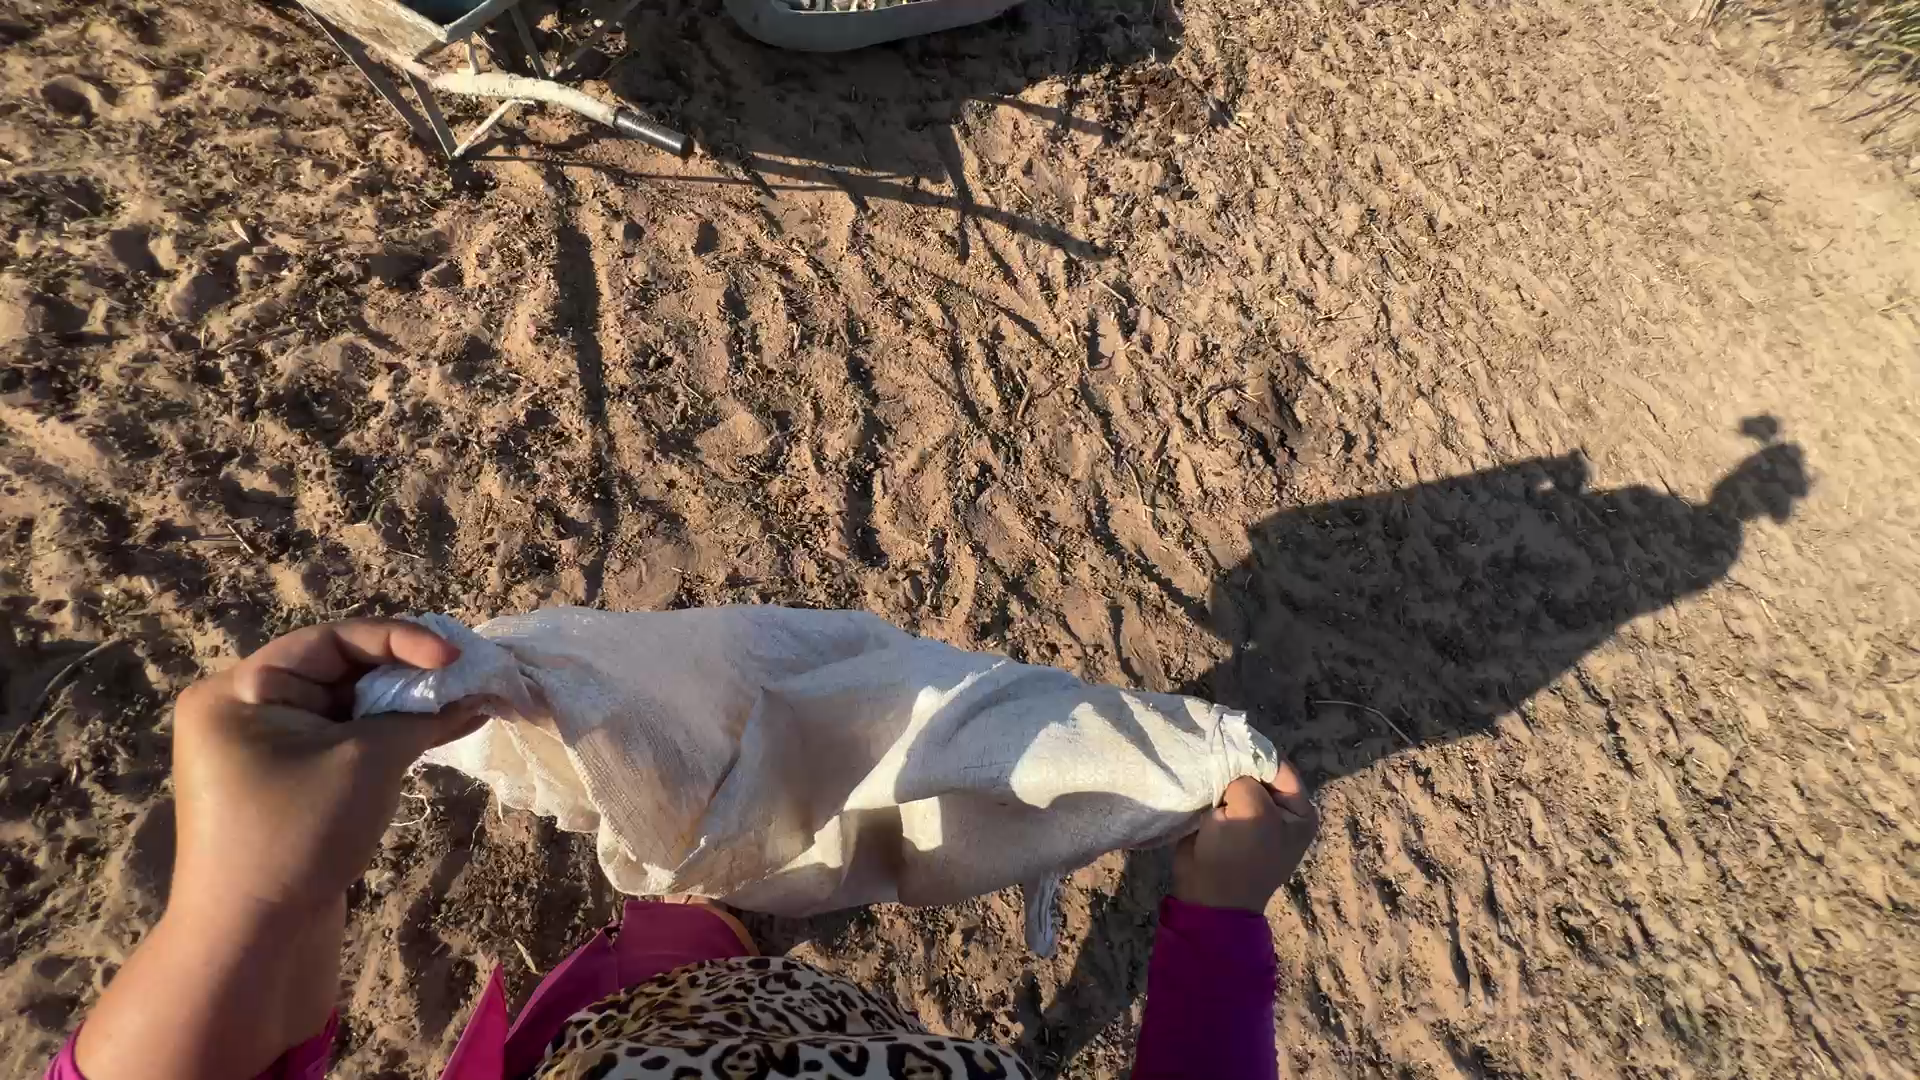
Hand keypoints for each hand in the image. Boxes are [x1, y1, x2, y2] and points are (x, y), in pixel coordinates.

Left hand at [169, 618, 481, 922]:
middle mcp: (254, 705)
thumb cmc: (300, 829)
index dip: (402, 639)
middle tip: (471, 670)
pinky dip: (407, 724)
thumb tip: (479, 691)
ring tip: (476, 694)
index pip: (335, 640)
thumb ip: (425, 713)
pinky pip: (363, 728)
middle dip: (416, 669)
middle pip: (351, 666)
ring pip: (364, 698)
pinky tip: (460, 719)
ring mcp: (280, 738)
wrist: (257, 929)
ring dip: (420, 698)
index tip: (455, 657)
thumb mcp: (371, 757)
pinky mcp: (307, 766)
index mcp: (243, 691)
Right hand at [1172, 762, 1318, 912]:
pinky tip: (1198, 779)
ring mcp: (1250, 814)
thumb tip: (1229, 769)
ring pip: (1233, 778)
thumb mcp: (1255, 811)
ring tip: (1202, 764)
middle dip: (1233, 761)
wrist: (1208, 893)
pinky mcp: (1225, 818)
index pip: (1276, 764)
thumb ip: (1246, 778)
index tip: (1226, 740)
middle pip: (1254, 770)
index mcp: (1298, 811)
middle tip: (1211, 751)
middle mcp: (1278, 809)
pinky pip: (1218, 791)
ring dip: (1218, 773)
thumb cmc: (1239, 855)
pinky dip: (1208, 784)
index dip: (1252, 752)